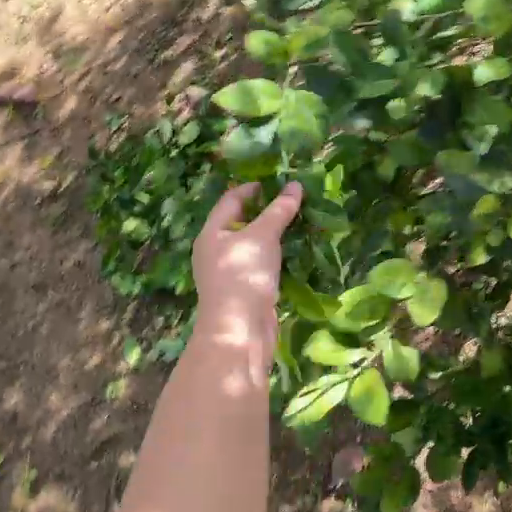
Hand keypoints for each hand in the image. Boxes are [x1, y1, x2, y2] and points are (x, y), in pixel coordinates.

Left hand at [193, 181, 303, 346]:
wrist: (240, 330)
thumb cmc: (244, 275)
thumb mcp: (263, 235)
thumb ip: (279, 210)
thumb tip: (295, 184)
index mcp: (212, 233)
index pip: (230, 200)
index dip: (252, 188)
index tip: (277, 181)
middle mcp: (216, 251)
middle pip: (241, 222)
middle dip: (266, 210)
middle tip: (293, 199)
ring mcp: (230, 272)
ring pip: (253, 244)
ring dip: (274, 233)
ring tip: (299, 220)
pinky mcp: (245, 289)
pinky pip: (261, 263)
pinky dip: (277, 253)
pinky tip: (295, 250)